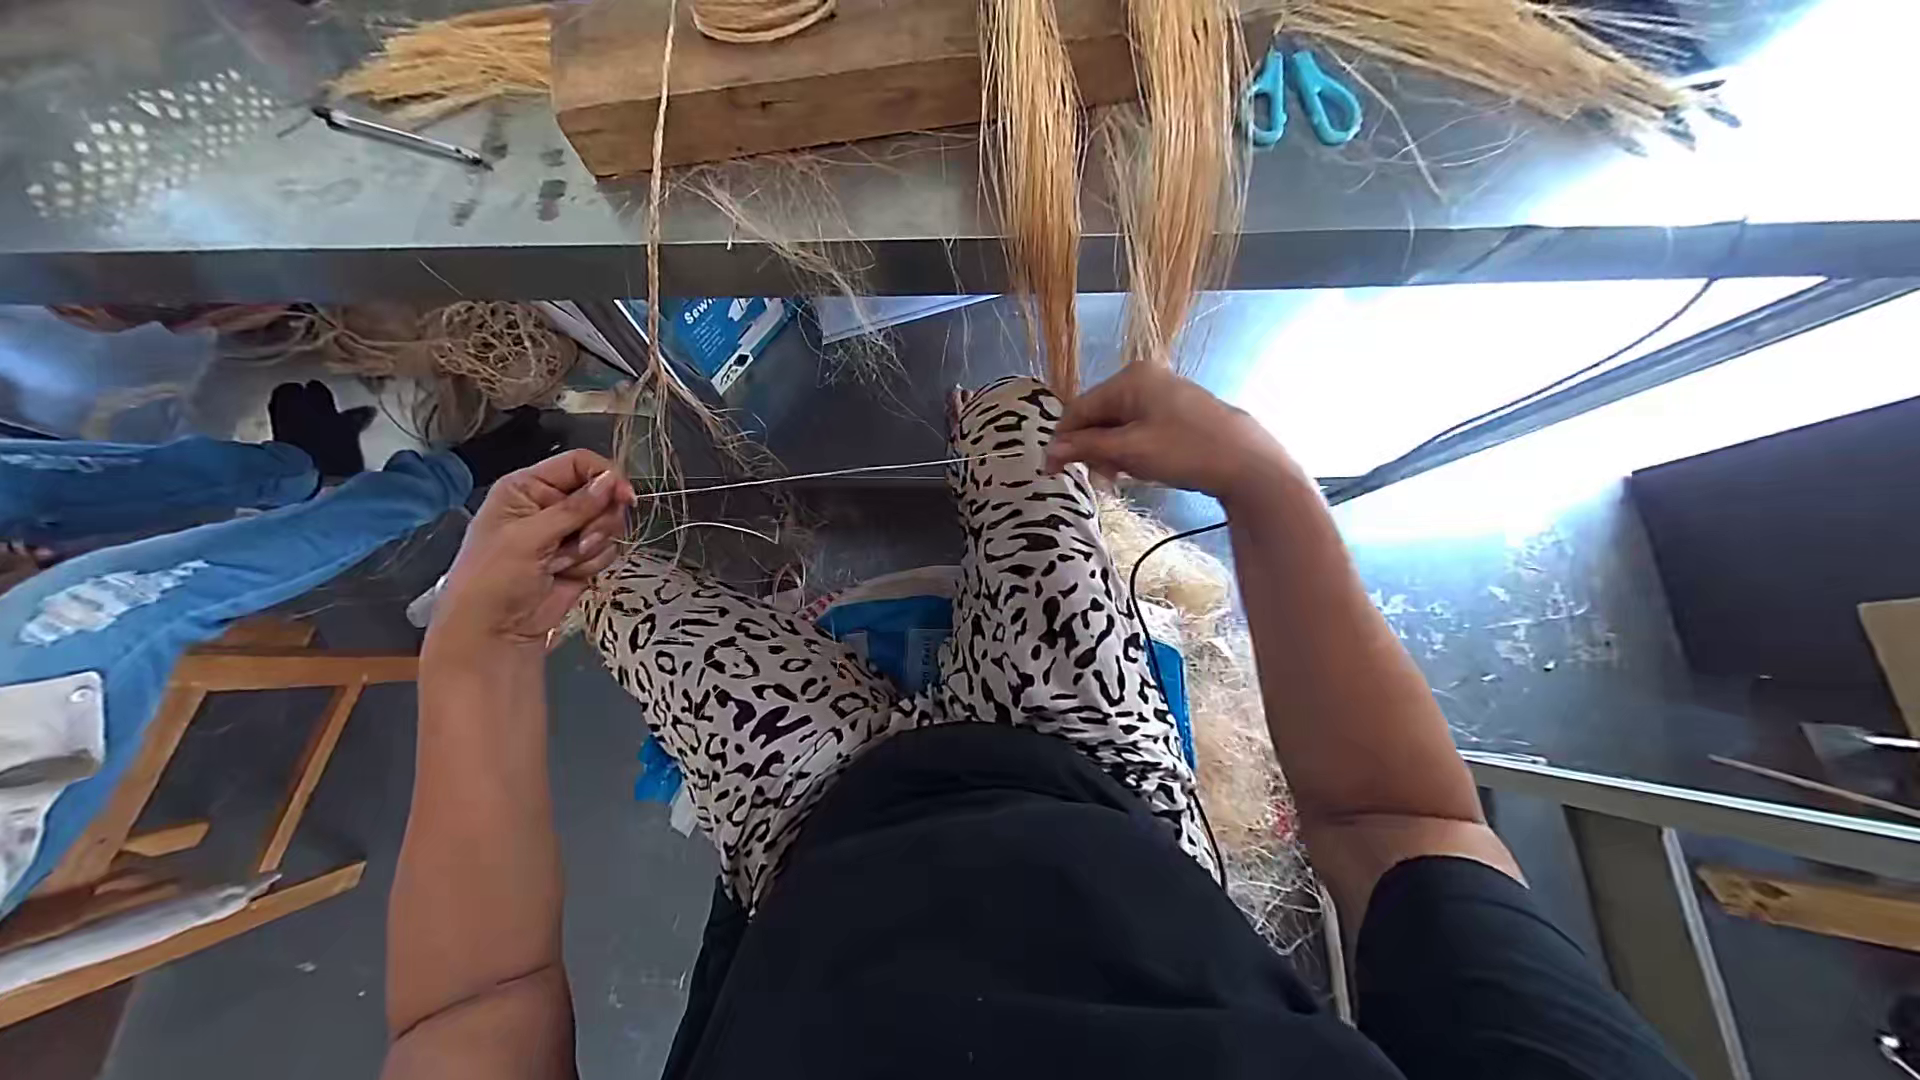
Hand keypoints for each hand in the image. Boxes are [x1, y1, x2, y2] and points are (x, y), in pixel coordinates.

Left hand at [429, 449, 635, 652]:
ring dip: (593, 546)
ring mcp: (569, 531)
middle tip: (578, 542)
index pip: (580, 464)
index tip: (626, 498)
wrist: (496, 631)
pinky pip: (609, 548)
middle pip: (603, 494)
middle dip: (597, 521)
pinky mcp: (583, 555)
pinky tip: (568, 574)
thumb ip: (574, 508)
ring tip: (561, 563)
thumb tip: (613, 480)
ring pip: (610, 523)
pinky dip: (594, 563)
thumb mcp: (528, 537)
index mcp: (528, 487)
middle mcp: (551, 503)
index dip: (607, 477)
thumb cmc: (495, 578)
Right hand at [1044, 364, 1301, 504]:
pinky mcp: (1176, 411)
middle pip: (1098, 416)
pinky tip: (1139, 469)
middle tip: (1101, 479)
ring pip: (1117, 425)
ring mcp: (1162, 393)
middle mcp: (1144, 378)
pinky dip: (1130, 450)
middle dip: (1092, 448)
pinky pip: (1138, 428)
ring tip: (1121, 477)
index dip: (1063, 441)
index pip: (1079, 408)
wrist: (1247, 463)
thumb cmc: (1185, 452)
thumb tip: (1050, 451)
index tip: (1051, 472)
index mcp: (1130, 378)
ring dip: (1110, 453)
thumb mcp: (1129, 451)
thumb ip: (1086, 447)